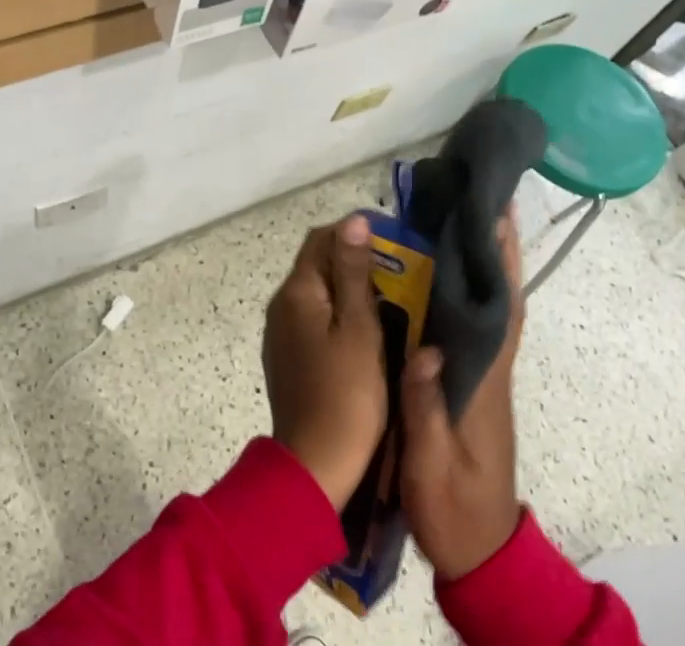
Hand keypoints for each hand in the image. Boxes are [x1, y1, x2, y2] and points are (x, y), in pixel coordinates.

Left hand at [262, 214, 388, 509]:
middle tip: (403, 277)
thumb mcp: (360, 327)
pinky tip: (370, 335)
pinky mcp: (290, 359)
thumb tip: (353, 220)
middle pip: (318, 265)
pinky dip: (341, 318)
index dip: (355, 235)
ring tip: (394, 304)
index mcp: (296, 292)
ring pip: (319, 295)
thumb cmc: (347, 394)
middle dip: (357, 263)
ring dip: (351, 292)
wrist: (317, 464)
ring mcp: (282, 334)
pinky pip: (316, 322)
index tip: (396, 247)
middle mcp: (281, 306)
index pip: (321, 238)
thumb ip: (354, 272)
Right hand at [400, 213, 524, 580]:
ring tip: (451, 223)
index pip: (499, 309)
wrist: (479, 550)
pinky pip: (469, 329)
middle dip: (489, 247)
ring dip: (477, 266)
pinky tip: (437, 283)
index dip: (501, 260)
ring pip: (484, 310)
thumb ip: (427, 410)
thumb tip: (427, 349)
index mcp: (482, 381)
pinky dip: (462, 297)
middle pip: (496, 298)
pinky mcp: (469, 388)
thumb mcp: (431, 464)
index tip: (495, 210)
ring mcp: (481, 378)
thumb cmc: (454, 507)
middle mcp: (488, 370)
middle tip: (468, 199)